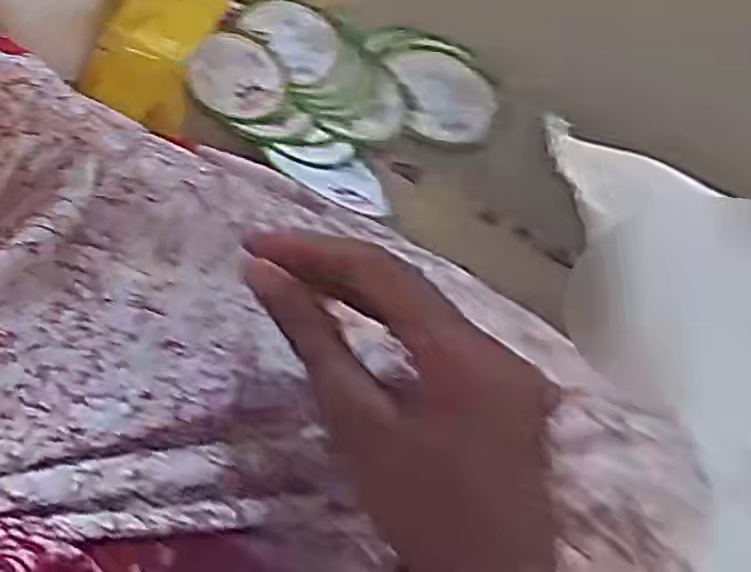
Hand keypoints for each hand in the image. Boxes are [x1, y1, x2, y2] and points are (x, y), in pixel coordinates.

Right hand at [243, 231, 557, 571]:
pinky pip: (423, 325)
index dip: (308, 247)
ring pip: (410, 299)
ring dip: (345, 281)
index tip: (252, 243)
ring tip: (285, 271)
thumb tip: (258, 270)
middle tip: (261, 252)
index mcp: (464, 350)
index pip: (376, 269)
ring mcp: (499, 366)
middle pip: (397, 278)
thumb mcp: (353, 416)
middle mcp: (491, 345)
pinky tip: (335, 306)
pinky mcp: (493, 385)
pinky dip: (372, 309)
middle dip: (323, 259)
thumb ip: (308, 332)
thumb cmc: (420, 507)